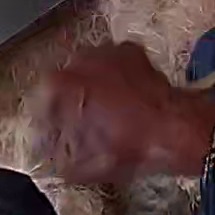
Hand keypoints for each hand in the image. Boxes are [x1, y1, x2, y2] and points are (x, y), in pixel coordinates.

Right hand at [25, 42, 211, 184]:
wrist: (172, 127)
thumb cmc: (123, 147)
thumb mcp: (79, 166)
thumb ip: (56, 154)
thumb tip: (49, 149)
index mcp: (58, 85)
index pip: (42, 104)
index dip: (50, 123)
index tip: (59, 136)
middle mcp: (78, 59)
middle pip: (65, 82)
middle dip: (72, 100)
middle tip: (85, 124)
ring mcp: (106, 50)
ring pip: (91, 69)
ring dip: (94, 85)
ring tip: (109, 110)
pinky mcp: (131, 49)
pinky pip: (115, 64)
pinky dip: (118, 76)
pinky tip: (128, 96)